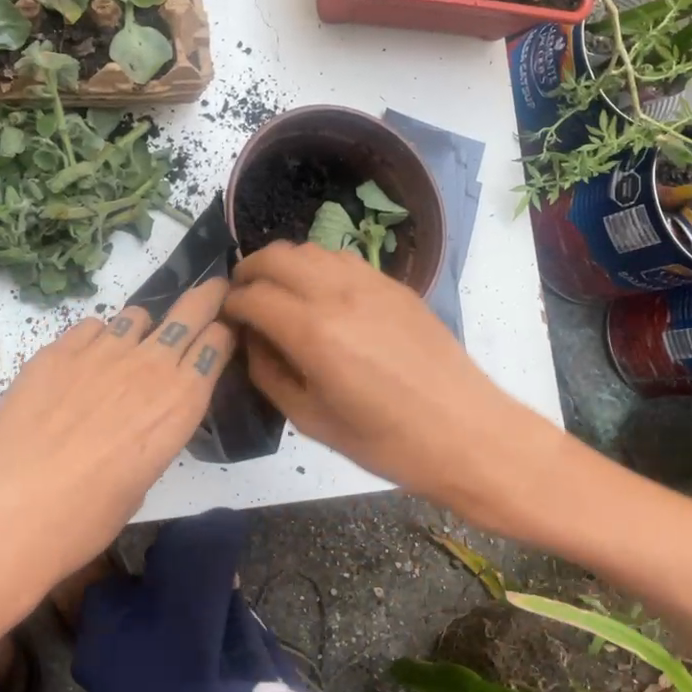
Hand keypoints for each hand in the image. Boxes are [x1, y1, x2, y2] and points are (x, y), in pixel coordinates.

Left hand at [0, 278, 236, 593]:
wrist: (10, 510)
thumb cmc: (86, 516)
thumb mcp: (141, 481)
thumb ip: (152, 436)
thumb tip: (140, 423)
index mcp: (181, 402)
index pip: (216, 342)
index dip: (222, 334)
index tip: (220, 335)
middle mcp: (149, 365)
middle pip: (190, 310)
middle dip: (205, 297)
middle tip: (211, 291)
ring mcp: (101, 351)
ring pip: (136, 316)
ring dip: (142, 329)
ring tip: (126, 353)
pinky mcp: (57, 349)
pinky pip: (90, 327)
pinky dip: (95, 340)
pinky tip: (81, 367)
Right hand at [223, 242, 540, 513]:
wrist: (467, 433)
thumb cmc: (387, 442)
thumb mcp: (312, 421)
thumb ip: (270, 374)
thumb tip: (251, 342)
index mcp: (313, 333)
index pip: (252, 297)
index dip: (229, 305)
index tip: (224, 319)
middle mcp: (338, 295)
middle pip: (276, 257)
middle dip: (248, 272)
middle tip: (242, 297)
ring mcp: (370, 283)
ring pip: (310, 250)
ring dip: (283, 264)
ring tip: (276, 291)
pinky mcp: (395, 285)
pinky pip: (342, 259)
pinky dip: (317, 266)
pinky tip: (318, 294)